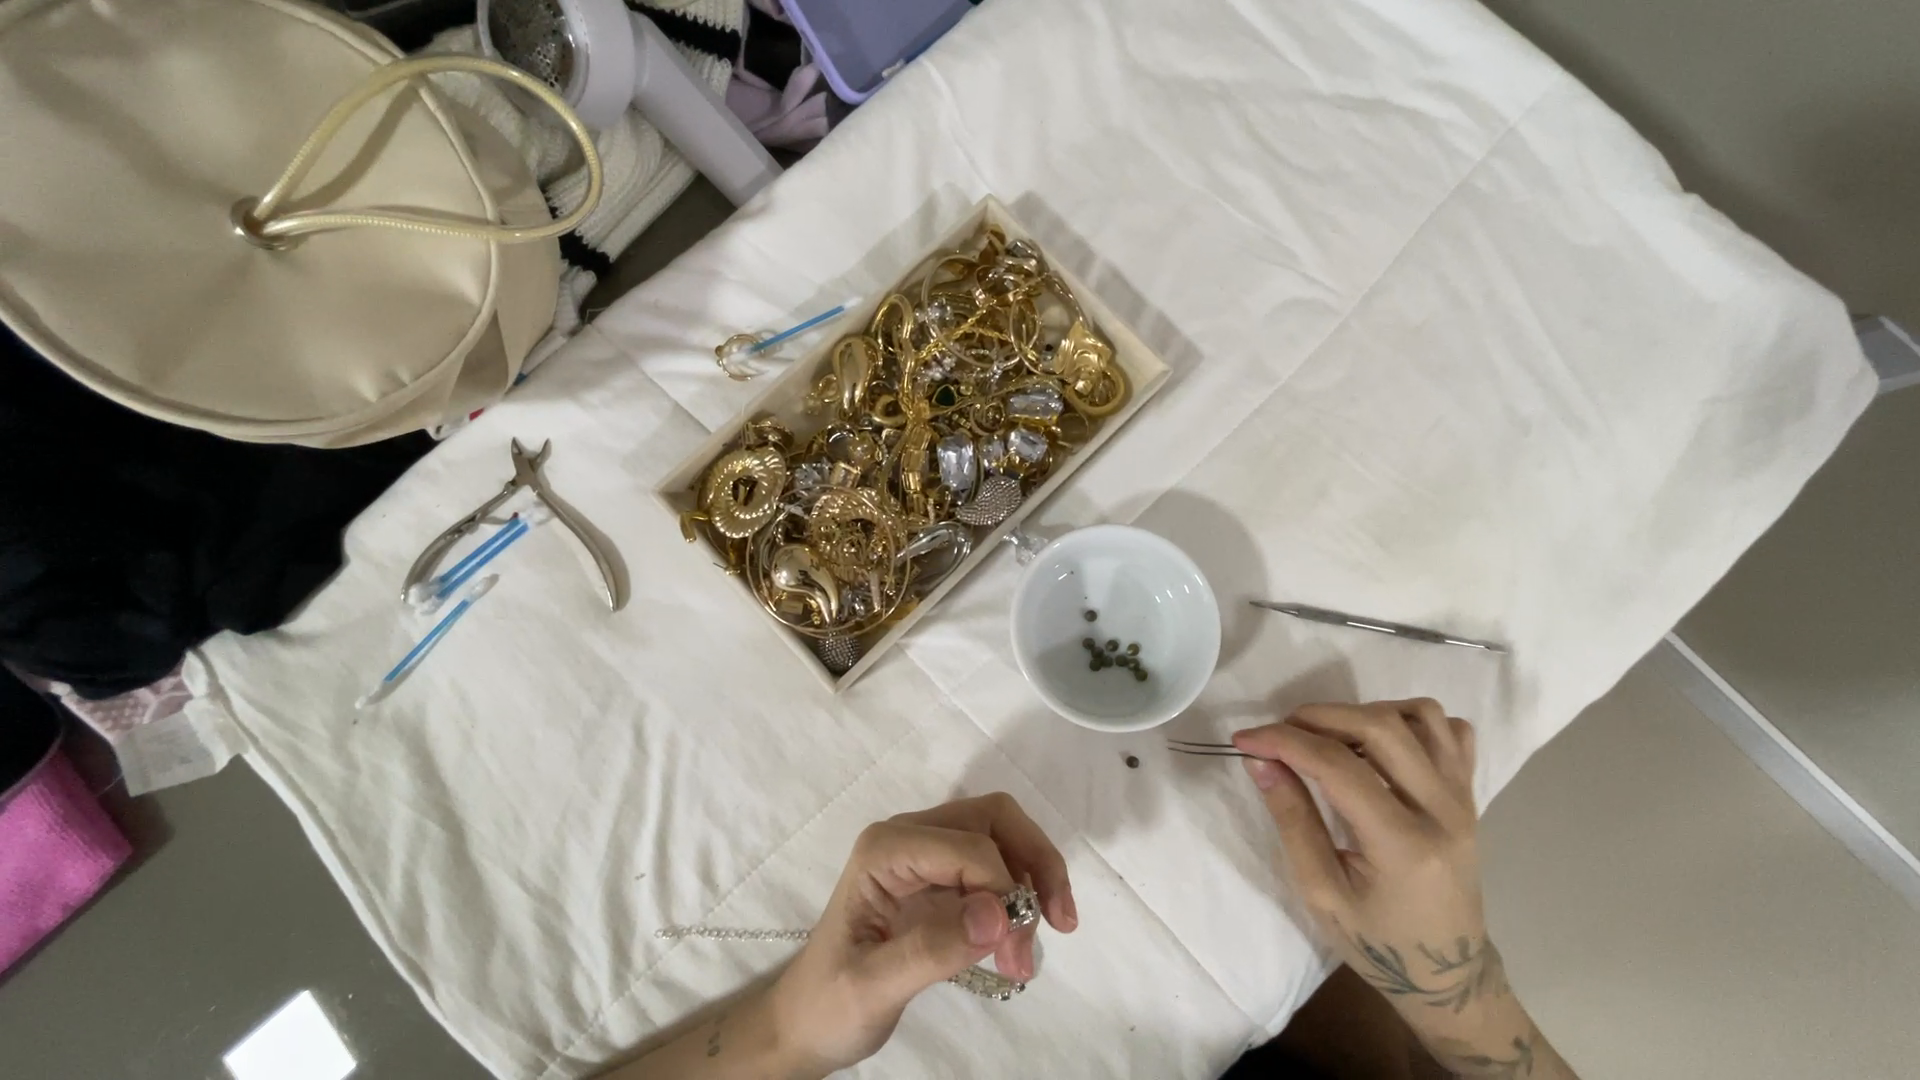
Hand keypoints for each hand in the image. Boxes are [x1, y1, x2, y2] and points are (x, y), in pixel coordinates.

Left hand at [765, 792, 1077, 1074]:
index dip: (1003, 885)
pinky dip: (1020, 892)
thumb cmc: (829, 1003)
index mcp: (885, 850)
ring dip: (1033, 879)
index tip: (1013, 945)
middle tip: (1059, 924)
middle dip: (1034, 864)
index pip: (968, 844)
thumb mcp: (871, 988)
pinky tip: (1019, 939)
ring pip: (1001, 835)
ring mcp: (926, 852)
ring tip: (1031, 949)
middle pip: (994, 818)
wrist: (806, 1020)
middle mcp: (908, 835)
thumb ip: (930, 950)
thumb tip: (998, 913)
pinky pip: (995, 862)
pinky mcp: (940, 875)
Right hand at [1236, 700, 1576, 1077]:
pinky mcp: (1470, 796)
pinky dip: (1411, 720)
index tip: (1245, 739)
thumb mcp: (1320, 893)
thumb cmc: (1377, 942)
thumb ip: (1293, 820)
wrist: (1446, 975)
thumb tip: (1261, 760)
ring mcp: (1464, 800)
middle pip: (1380, 727)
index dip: (1283, 741)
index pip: (1338, 765)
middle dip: (1316, 717)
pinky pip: (1450, 731)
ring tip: (1328, 737)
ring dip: (1363, 712)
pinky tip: (1379, 744)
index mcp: (1403, 845)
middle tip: (1278, 733)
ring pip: (1419, 716)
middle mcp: (1443, 812)